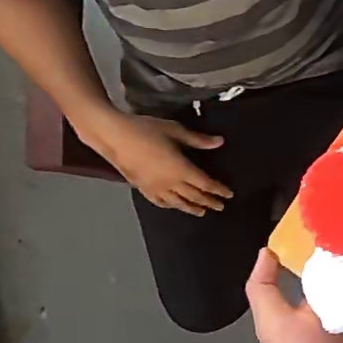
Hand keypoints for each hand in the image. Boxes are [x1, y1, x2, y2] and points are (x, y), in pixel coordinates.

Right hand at [76, 109, 232, 215]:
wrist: (113, 136)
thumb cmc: (146, 130)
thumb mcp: (175, 131)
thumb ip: (198, 139)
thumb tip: (220, 141)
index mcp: (181, 169)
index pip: (205, 184)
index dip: (218, 190)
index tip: (229, 195)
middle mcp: (169, 182)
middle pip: (193, 196)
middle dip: (208, 202)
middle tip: (220, 207)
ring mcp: (154, 187)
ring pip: (177, 202)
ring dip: (191, 207)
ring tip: (201, 212)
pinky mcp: (140, 187)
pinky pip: (158, 201)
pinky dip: (169, 205)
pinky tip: (173, 206)